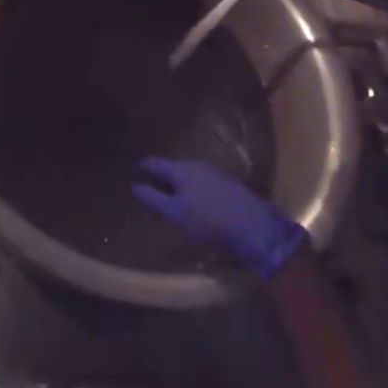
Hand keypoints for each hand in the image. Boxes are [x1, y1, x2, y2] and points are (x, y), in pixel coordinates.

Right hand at [132, 157, 308, 278]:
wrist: (253, 225)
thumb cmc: (207, 219)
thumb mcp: (174, 213)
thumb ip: (152, 198)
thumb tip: (134, 186)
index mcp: (179, 169)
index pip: (154, 163)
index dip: (143, 167)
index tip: (135, 173)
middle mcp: (196, 165)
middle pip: (174, 168)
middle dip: (163, 178)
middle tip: (155, 189)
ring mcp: (215, 172)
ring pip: (191, 175)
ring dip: (181, 184)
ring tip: (176, 198)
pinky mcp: (230, 183)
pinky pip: (205, 182)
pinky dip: (196, 189)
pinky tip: (199, 203)